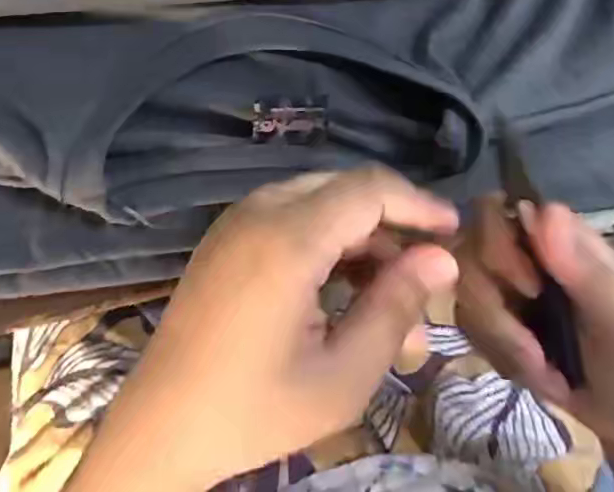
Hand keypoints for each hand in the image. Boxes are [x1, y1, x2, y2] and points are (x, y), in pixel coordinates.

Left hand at [68, 169, 459, 491]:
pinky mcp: (229, 231)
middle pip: (346, 188)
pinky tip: (346, 286)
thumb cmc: (255, 409)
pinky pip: (292, 213)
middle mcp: (262, 209)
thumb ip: (395, 308)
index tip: (454, 230)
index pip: (369, 189)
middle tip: (427, 272)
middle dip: (393, 222)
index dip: (417, 203)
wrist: (160, 425)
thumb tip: (441, 258)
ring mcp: (240, 216)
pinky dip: (328, 237)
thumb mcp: (341, 377)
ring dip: (362, 234)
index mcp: (288, 237)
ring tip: (392, 293)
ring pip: (321, 198)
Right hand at [454, 197, 613, 491]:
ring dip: (501, 342)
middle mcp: (527, 252)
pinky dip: (501, 358)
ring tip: (545, 374)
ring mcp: (509, 287)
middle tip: (533, 352)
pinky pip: (470, 328)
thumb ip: (588, 271)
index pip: (498, 209)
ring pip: (467, 292)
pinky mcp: (499, 322)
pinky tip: (538, 377)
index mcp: (561, 237)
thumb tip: (545, 211)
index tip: (528, 289)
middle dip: (494, 310)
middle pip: (471, 251)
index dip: (498, 244)